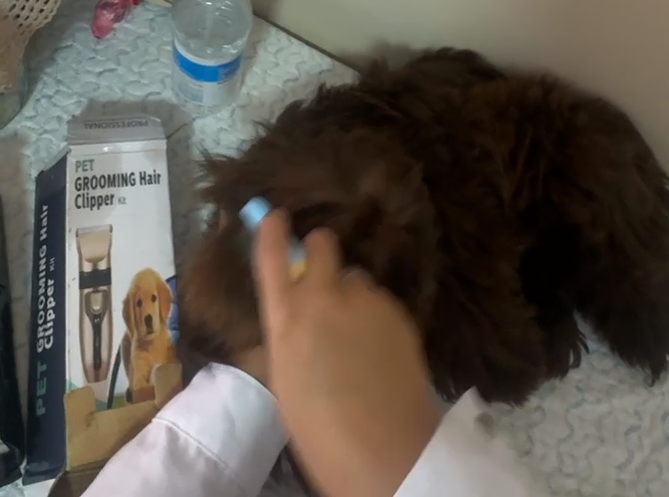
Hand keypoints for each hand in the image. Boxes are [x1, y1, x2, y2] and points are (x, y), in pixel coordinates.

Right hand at [252, 209, 440, 496]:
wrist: (385, 453)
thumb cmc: (320, 431)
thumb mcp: (286, 380)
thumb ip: (288, 336)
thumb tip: (292, 319)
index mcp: (286, 319)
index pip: (273, 256)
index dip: (272, 229)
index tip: (275, 215)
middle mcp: (323, 298)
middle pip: (323, 244)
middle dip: (322, 251)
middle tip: (326, 279)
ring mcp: (364, 300)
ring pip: (356, 278)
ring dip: (353, 295)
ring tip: (359, 336)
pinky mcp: (396, 310)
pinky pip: (380, 302)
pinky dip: (377, 317)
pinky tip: (381, 350)